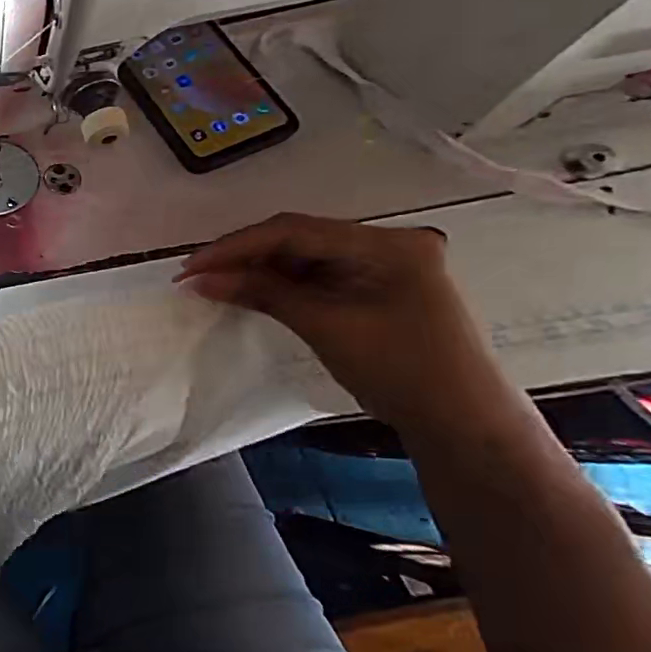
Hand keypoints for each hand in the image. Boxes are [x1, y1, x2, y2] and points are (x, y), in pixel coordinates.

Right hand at [175, 213, 504, 429]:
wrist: (460, 421)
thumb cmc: (399, 370)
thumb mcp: (326, 326)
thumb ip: (264, 293)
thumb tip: (203, 280)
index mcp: (384, 243)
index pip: (294, 230)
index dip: (236, 246)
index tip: (190, 267)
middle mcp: (383, 243)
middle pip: (298, 238)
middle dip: (244, 255)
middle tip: (195, 276)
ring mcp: (379, 265)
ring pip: (304, 257)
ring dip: (259, 269)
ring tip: (214, 284)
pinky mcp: (373, 287)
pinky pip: (317, 276)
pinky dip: (281, 285)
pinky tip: (251, 292)